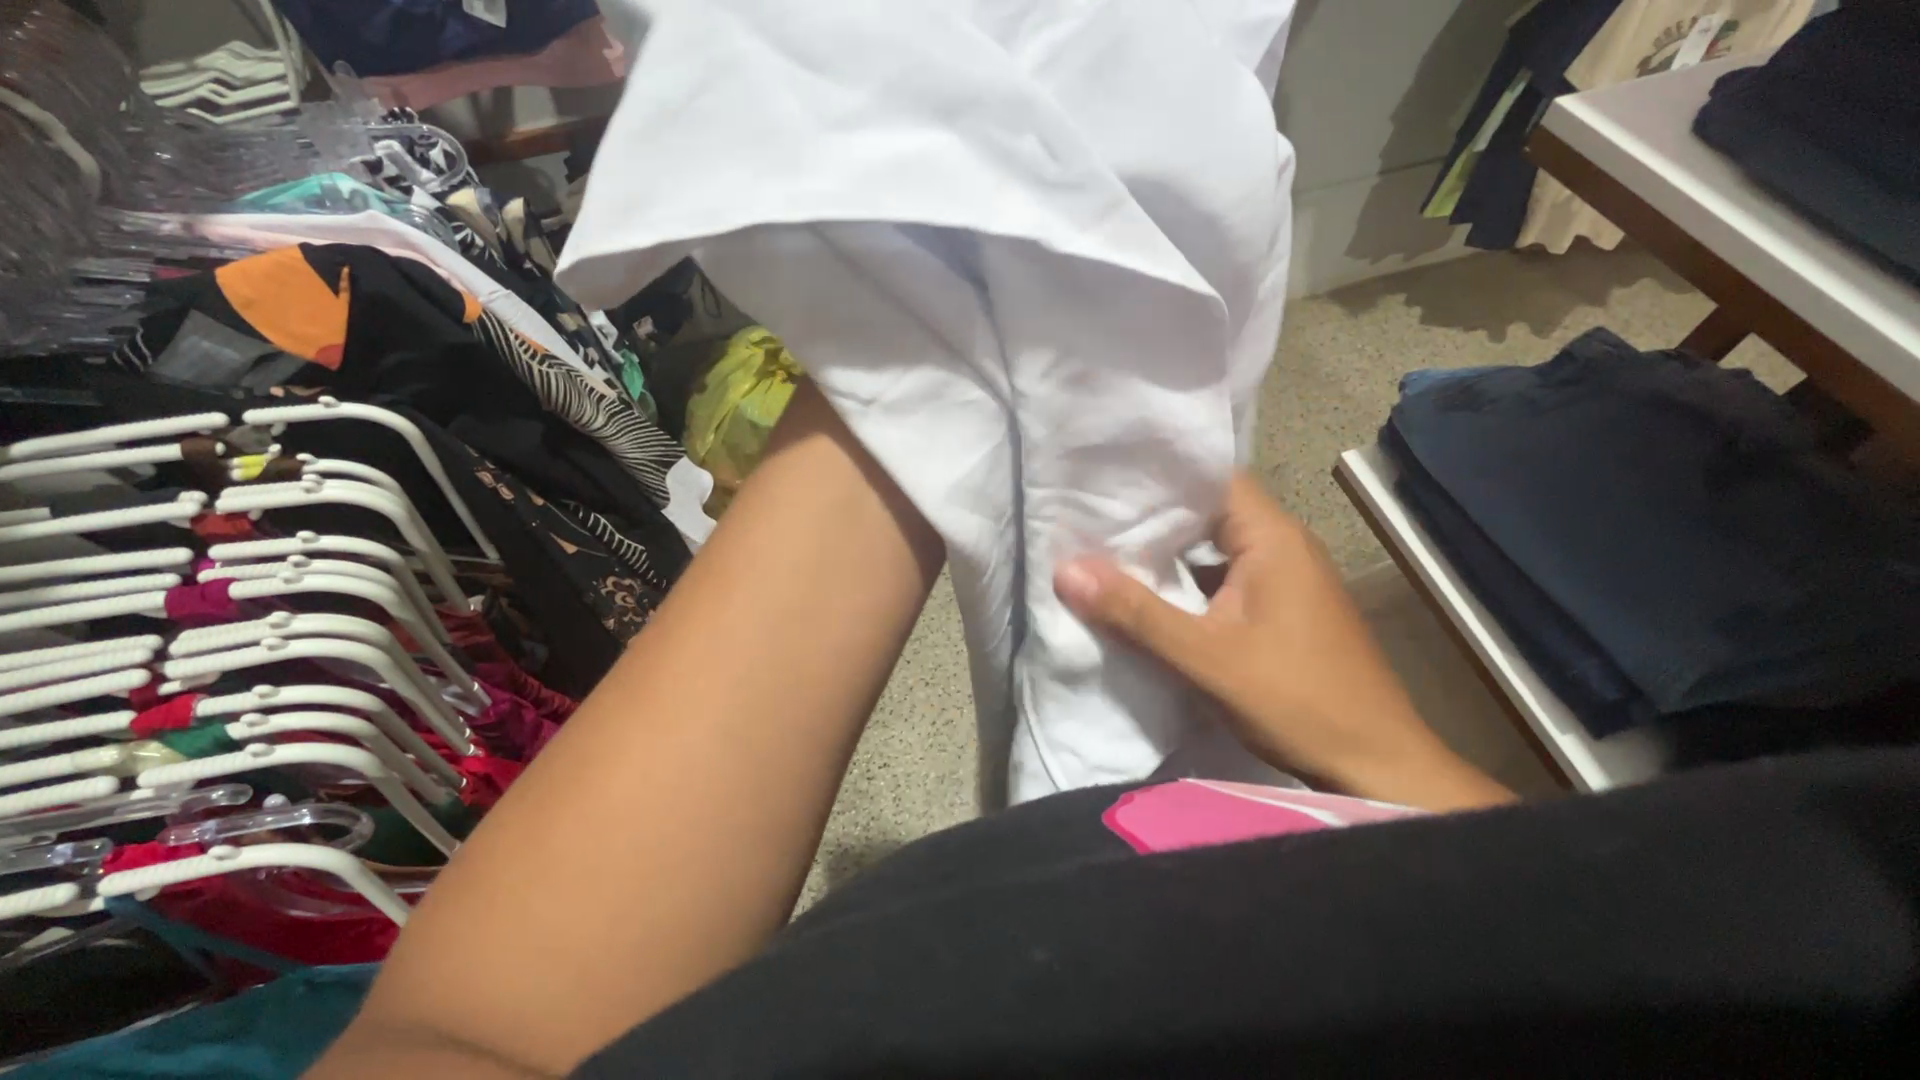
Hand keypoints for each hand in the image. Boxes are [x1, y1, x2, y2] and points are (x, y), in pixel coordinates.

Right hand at [1054, 472, 1512, 811]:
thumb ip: (1135, 613)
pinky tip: (1148, 601)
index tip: (1100, 482)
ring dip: (1168, 558)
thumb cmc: (1297, 700)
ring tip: (1103, 555)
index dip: (1156, 477)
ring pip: (1215, 551)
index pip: (1210, 478)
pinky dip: (1188, 587)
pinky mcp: (1284, 612)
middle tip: (1086, 521)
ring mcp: (1287, 580)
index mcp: (1273, 537)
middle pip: (1208, 513)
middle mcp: (1284, 546)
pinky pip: (1226, 582)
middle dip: (1151, 521)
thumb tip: (1064, 570)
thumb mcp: (1205, 658)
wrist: (1376, 764)